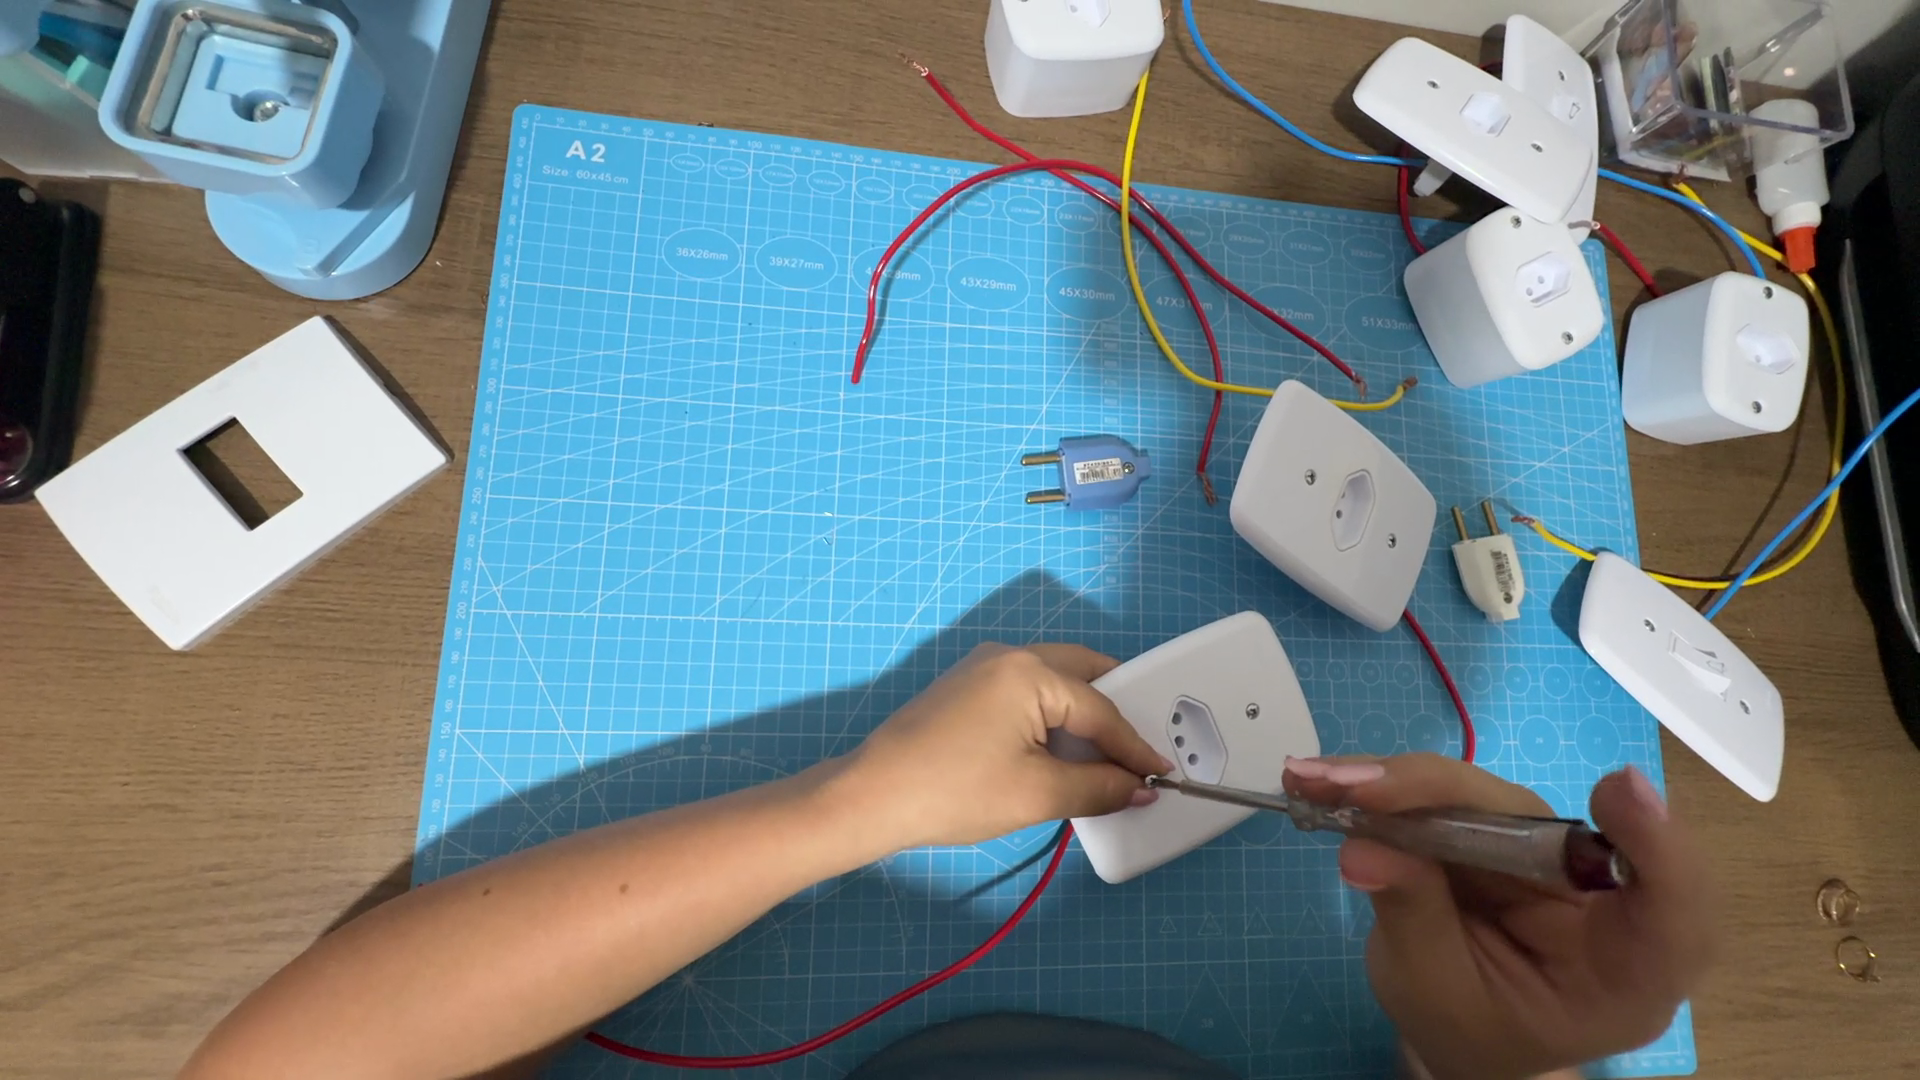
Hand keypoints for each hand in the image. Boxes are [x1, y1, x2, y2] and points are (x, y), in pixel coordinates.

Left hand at [840, 644, 1172, 849]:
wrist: (873, 794)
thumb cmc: (957, 790)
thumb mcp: (1038, 794)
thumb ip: (1098, 787)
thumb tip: (1140, 787)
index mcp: (1029, 672)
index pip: (1100, 708)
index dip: (1134, 746)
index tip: (1163, 775)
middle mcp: (1008, 655)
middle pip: (1081, 672)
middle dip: (1114, 707)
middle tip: (1140, 747)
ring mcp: (982, 666)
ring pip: (1052, 677)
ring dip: (1082, 709)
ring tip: (1106, 750)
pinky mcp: (966, 686)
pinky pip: (1026, 688)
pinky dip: (1052, 711)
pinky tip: (1060, 745)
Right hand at [1282, 754, 1714, 1079]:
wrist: (1456, 1028)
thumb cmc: (1469, 1031)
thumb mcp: (1438, 993)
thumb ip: (1413, 920)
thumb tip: (1363, 849)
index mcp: (1617, 961)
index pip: (1669, 906)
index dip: (1655, 845)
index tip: (1619, 788)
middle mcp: (1578, 887)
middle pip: (1521, 819)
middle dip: (1430, 792)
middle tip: (1348, 787)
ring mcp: (1523, 847)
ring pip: (1463, 790)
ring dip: (1382, 781)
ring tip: (1308, 780)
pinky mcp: (1475, 825)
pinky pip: (1426, 793)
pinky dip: (1368, 785)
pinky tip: (1316, 779)